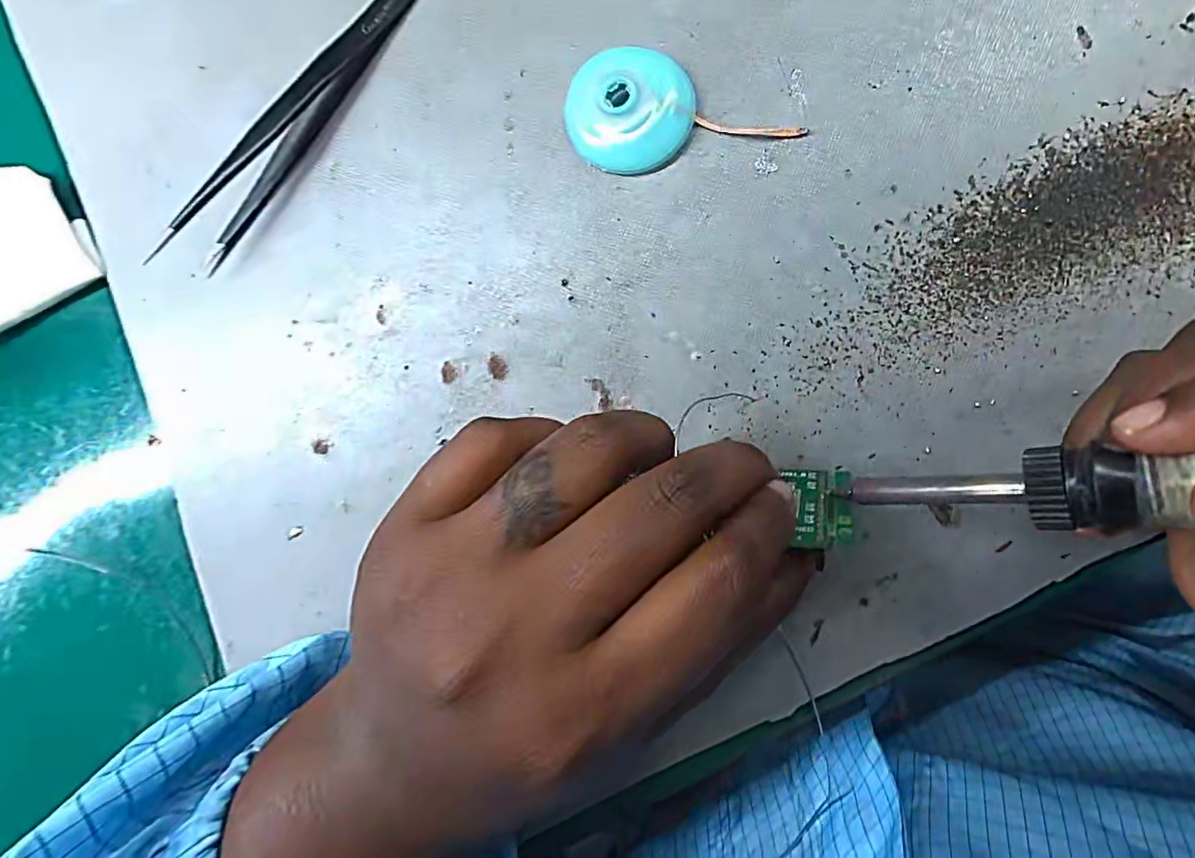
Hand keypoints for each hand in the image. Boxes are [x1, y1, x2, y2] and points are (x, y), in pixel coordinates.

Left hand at [223, 413, 815, 855]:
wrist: (395, 763)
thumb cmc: (542, 746)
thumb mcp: (651, 715)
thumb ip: (737, 627)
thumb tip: (800, 540)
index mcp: (586, 707)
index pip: (713, 584)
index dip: (766, 524)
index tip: (782, 499)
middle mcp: (510, 637)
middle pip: (657, 508)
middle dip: (729, 468)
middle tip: (748, 465)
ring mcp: (446, 571)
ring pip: (582, 451)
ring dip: (646, 436)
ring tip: (659, 453)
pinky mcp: (403, 526)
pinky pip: (501, 434)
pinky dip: (557, 431)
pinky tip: (572, 462)